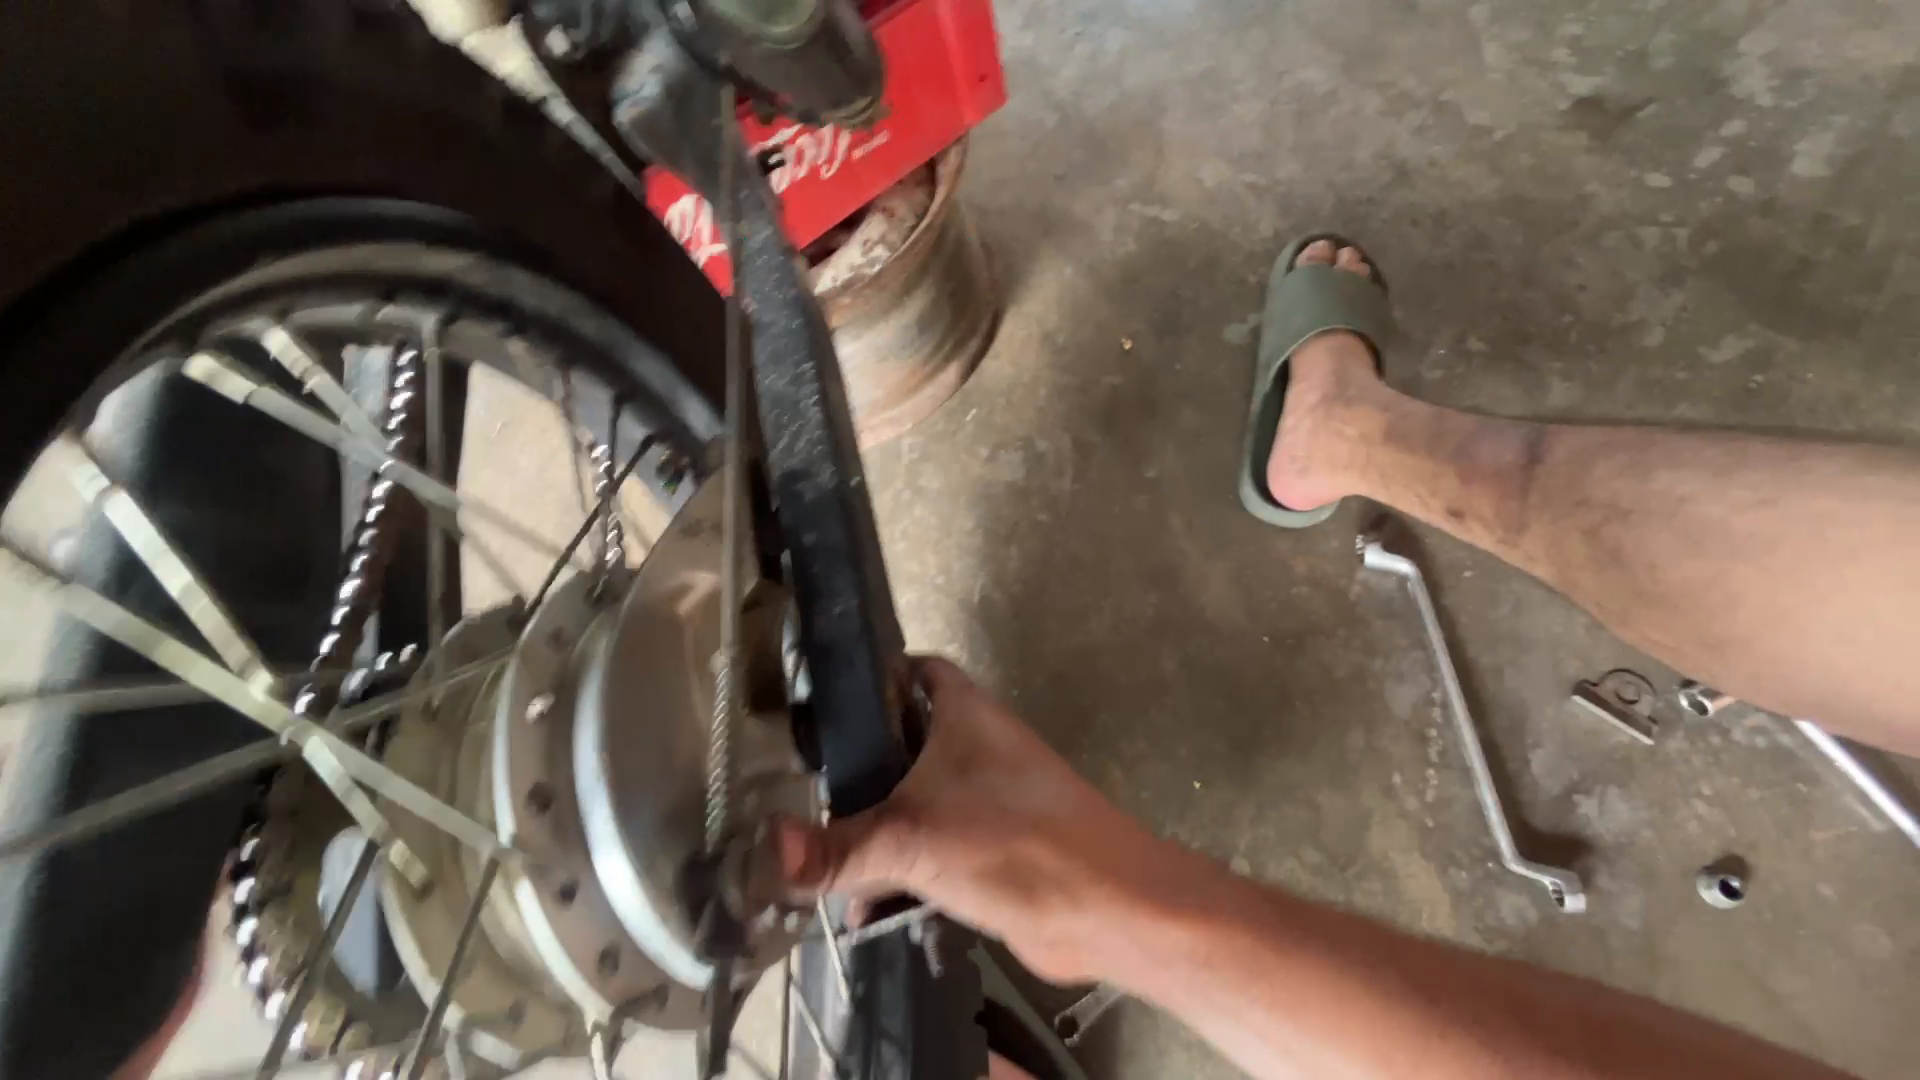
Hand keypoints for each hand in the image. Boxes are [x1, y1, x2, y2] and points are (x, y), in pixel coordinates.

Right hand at [779, 657, 1182, 982]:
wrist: (1102, 910)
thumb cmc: (1012, 842)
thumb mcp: (913, 838)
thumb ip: (837, 848)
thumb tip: (768, 853)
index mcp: (963, 712)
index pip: (910, 669)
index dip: (868, 677)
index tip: (817, 702)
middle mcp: (975, 743)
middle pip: (903, 738)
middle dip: (858, 765)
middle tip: (802, 786)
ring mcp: (986, 794)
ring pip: (915, 796)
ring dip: (876, 825)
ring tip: (820, 853)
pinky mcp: (991, 844)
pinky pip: (932, 844)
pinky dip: (900, 867)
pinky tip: (863, 906)